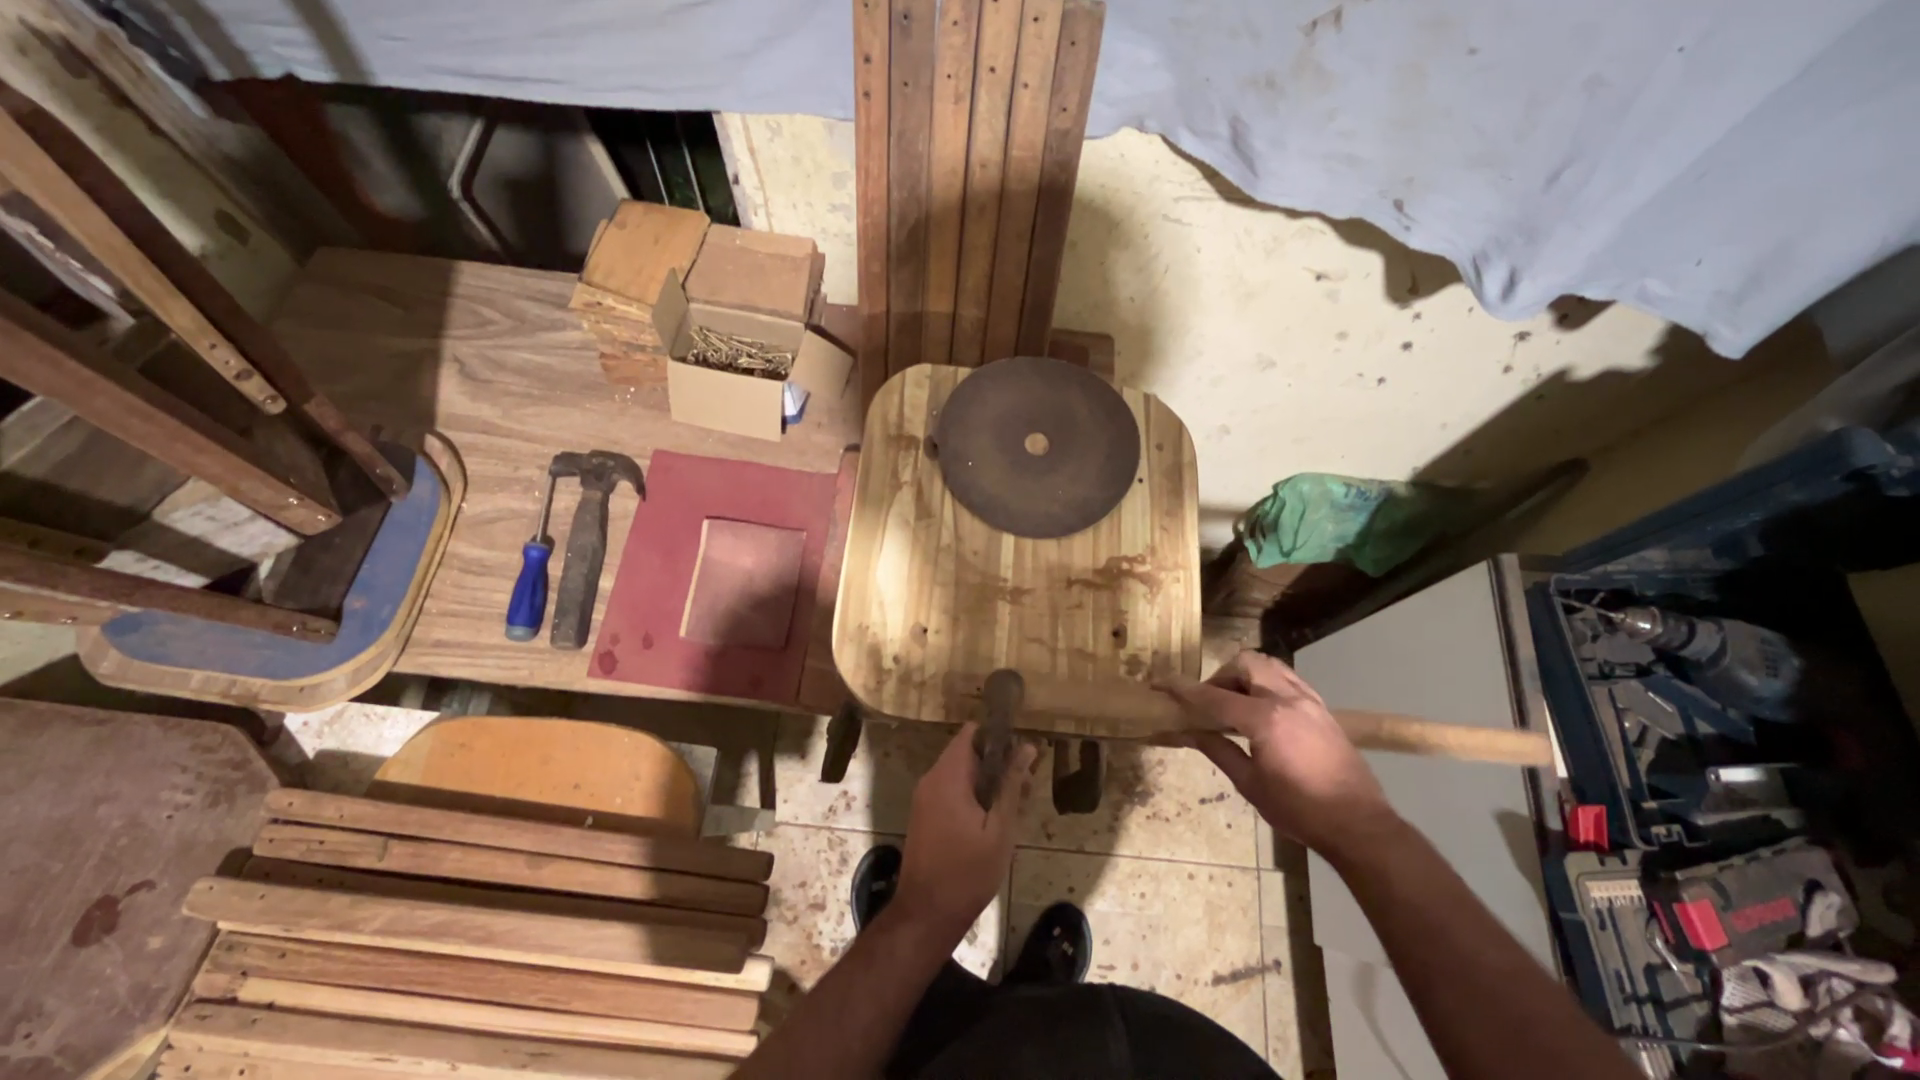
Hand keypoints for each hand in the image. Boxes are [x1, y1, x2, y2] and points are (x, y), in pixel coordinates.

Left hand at [894, 722, 1038, 941]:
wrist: (927, 913)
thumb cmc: (968, 873)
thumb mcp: (999, 829)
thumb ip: (1011, 785)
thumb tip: (1027, 747)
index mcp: (947, 777)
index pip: (971, 734)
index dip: (998, 737)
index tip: (1024, 752)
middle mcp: (931, 780)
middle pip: (967, 754)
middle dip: (998, 764)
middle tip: (1027, 787)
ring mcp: (924, 798)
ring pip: (961, 775)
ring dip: (988, 784)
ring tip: (1016, 807)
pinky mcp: (925, 815)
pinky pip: (952, 792)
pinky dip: (973, 797)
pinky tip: (995, 822)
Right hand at [1159, 651, 1397, 858]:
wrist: (1358, 824)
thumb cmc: (1299, 810)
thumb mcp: (1250, 784)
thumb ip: (1218, 750)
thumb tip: (1189, 732)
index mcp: (1265, 720)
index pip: (1214, 696)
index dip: (1184, 689)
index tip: (1161, 684)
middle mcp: (1287, 700)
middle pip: (1245, 664)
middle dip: (1220, 676)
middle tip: (1209, 703)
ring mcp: (1309, 701)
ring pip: (1270, 666)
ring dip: (1246, 675)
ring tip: (1235, 703)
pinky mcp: (1323, 709)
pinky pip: (1289, 679)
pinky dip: (1268, 683)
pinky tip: (1262, 709)